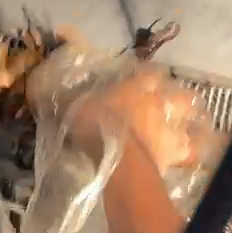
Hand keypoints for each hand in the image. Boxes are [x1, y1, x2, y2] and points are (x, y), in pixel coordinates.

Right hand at [66, 66, 204, 171]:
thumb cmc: (97, 127)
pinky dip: (188, 155)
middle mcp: (160, 103)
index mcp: (137, 87)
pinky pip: (189, 153)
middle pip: (180, 95)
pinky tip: (184, 159)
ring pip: (191, 121)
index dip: (149, 75)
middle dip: (179, 98)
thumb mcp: (73, 109)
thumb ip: (68, 100)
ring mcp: (171, 128)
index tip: (146, 79)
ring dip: (189, 125)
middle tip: (174, 104)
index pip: (150, 73)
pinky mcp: (176, 154)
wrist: (119, 158)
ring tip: (186, 132)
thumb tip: (40, 89)